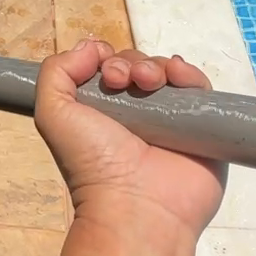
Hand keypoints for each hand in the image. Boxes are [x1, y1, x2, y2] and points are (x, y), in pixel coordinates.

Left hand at [18, 41, 225, 255]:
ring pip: (165, 71)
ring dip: (155, 66)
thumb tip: (91, 46)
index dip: (105, 58)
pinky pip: (199, 89)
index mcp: (102, 108)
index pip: (108, 65)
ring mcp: (170, 119)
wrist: (135, 209)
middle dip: (128, 63)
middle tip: (123, 81)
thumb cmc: (91, 161)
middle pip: (136, 64)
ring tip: (148, 83)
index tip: (104, 71)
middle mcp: (135, 112)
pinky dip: (189, 74)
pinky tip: (178, 76)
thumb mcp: (54, 112)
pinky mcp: (202, 128)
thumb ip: (57, 71)